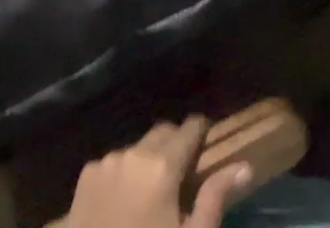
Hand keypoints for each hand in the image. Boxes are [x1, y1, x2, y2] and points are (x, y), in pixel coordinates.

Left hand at [64, 116, 251, 227]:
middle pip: (162, 132)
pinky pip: (114, 161)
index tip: (209, 141)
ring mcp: (105, 162)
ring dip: (149, 158)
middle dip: (176, 144)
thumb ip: (215, 197)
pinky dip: (125, 171)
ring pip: (137, 146)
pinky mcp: (85, 175)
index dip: (202, 131)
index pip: (189, 128)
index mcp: (162, 166)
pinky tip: (126, 200)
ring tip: (153, 192)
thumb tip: (244, 166)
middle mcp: (132, 153)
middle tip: (184, 173)